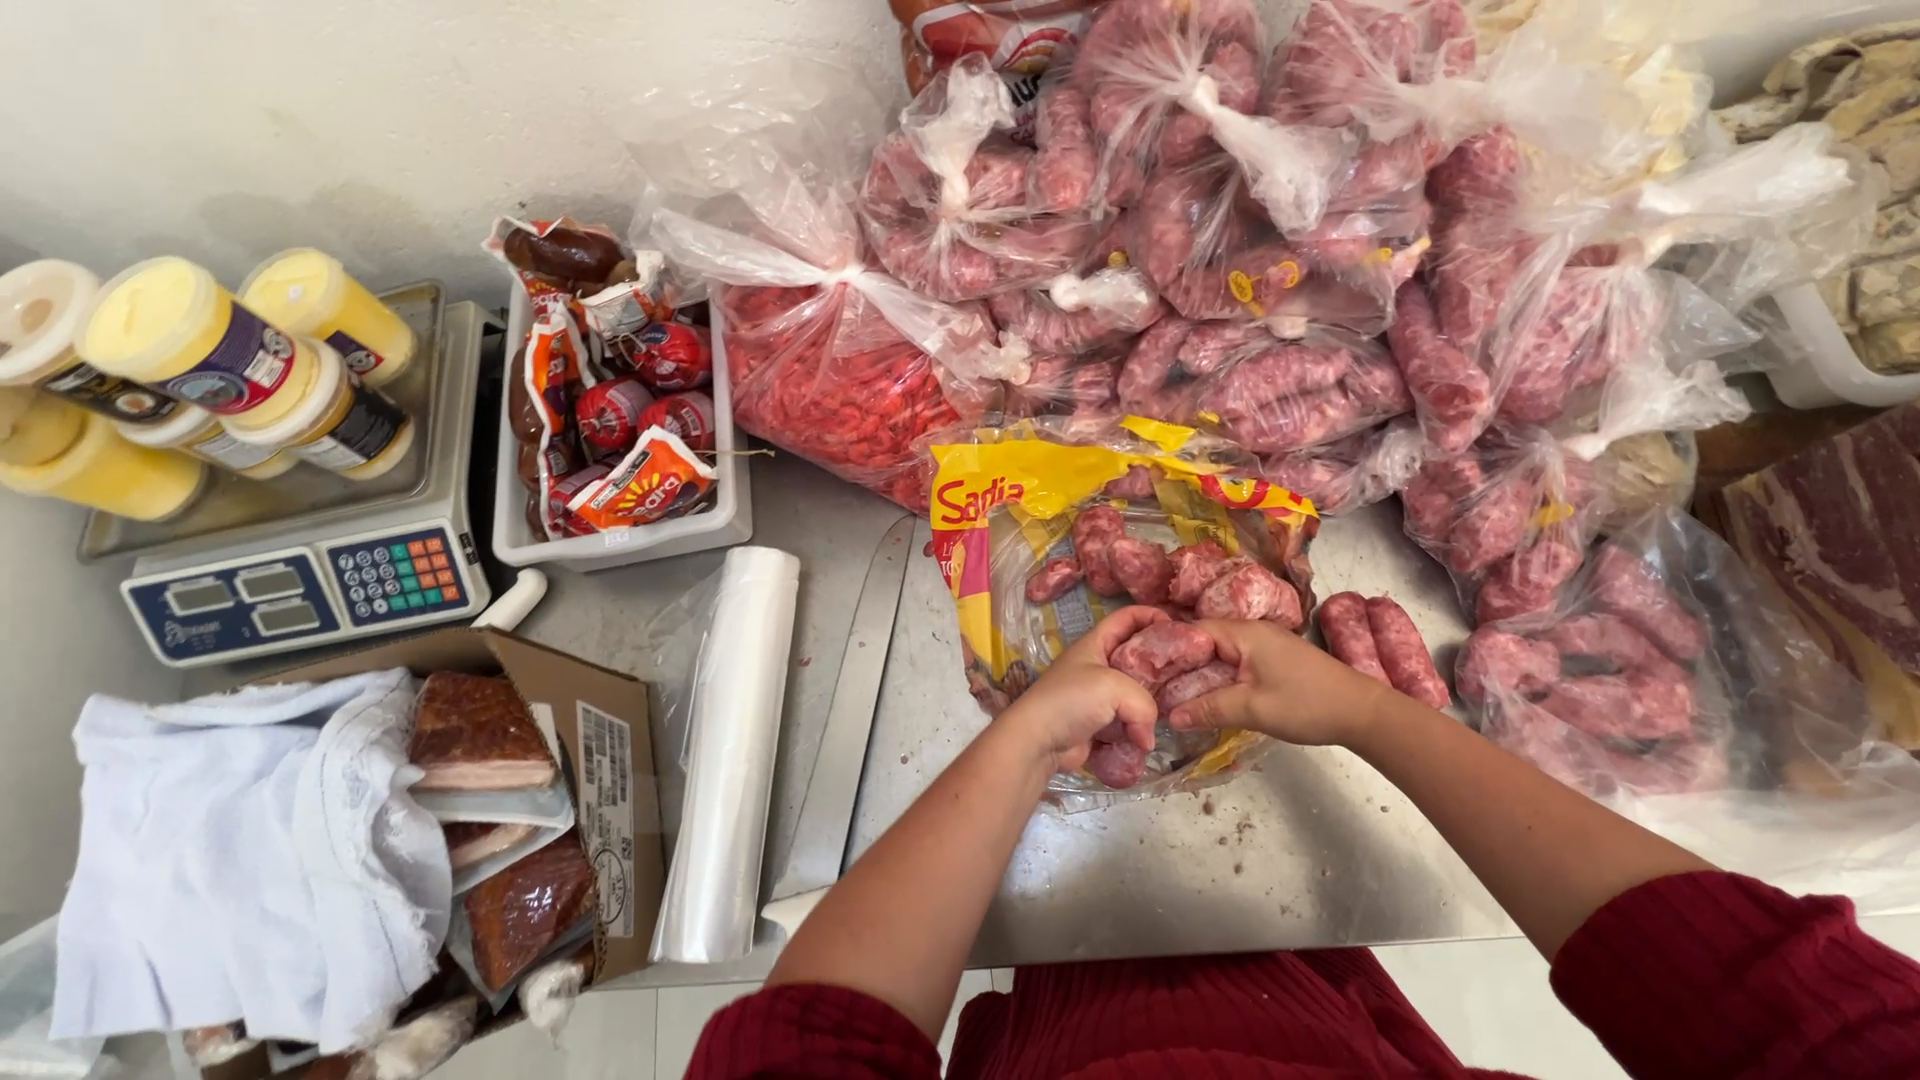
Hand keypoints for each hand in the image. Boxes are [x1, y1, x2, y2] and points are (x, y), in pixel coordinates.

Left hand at [995, 606, 1163, 775]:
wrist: (1037, 741)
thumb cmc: (1071, 700)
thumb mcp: (1113, 687)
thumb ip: (1144, 704)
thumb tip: (1147, 737)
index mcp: (1094, 644)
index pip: (1125, 618)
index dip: (1150, 615)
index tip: (1177, 626)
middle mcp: (1097, 667)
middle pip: (1136, 657)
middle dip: (1160, 664)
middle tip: (1188, 673)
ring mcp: (1097, 698)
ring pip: (1135, 694)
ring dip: (1150, 705)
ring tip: (1174, 710)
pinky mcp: (1098, 726)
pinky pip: (1126, 723)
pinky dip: (1137, 731)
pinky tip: (1148, 739)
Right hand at [1167, 619, 1389, 746]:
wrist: (1364, 713)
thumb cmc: (1307, 704)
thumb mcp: (1253, 709)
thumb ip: (1210, 709)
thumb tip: (1171, 716)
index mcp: (1245, 633)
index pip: (1194, 631)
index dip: (1169, 648)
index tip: (1148, 669)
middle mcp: (1254, 632)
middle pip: (1206, 641)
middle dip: (1182, 663)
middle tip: (1157, 686)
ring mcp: (1267, 645)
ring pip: (1222, 654)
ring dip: (1202, 672)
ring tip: (1176, 694)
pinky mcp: (1276, 661)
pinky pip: (1238, 663)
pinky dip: (1221, 676)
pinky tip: (1210, 696)